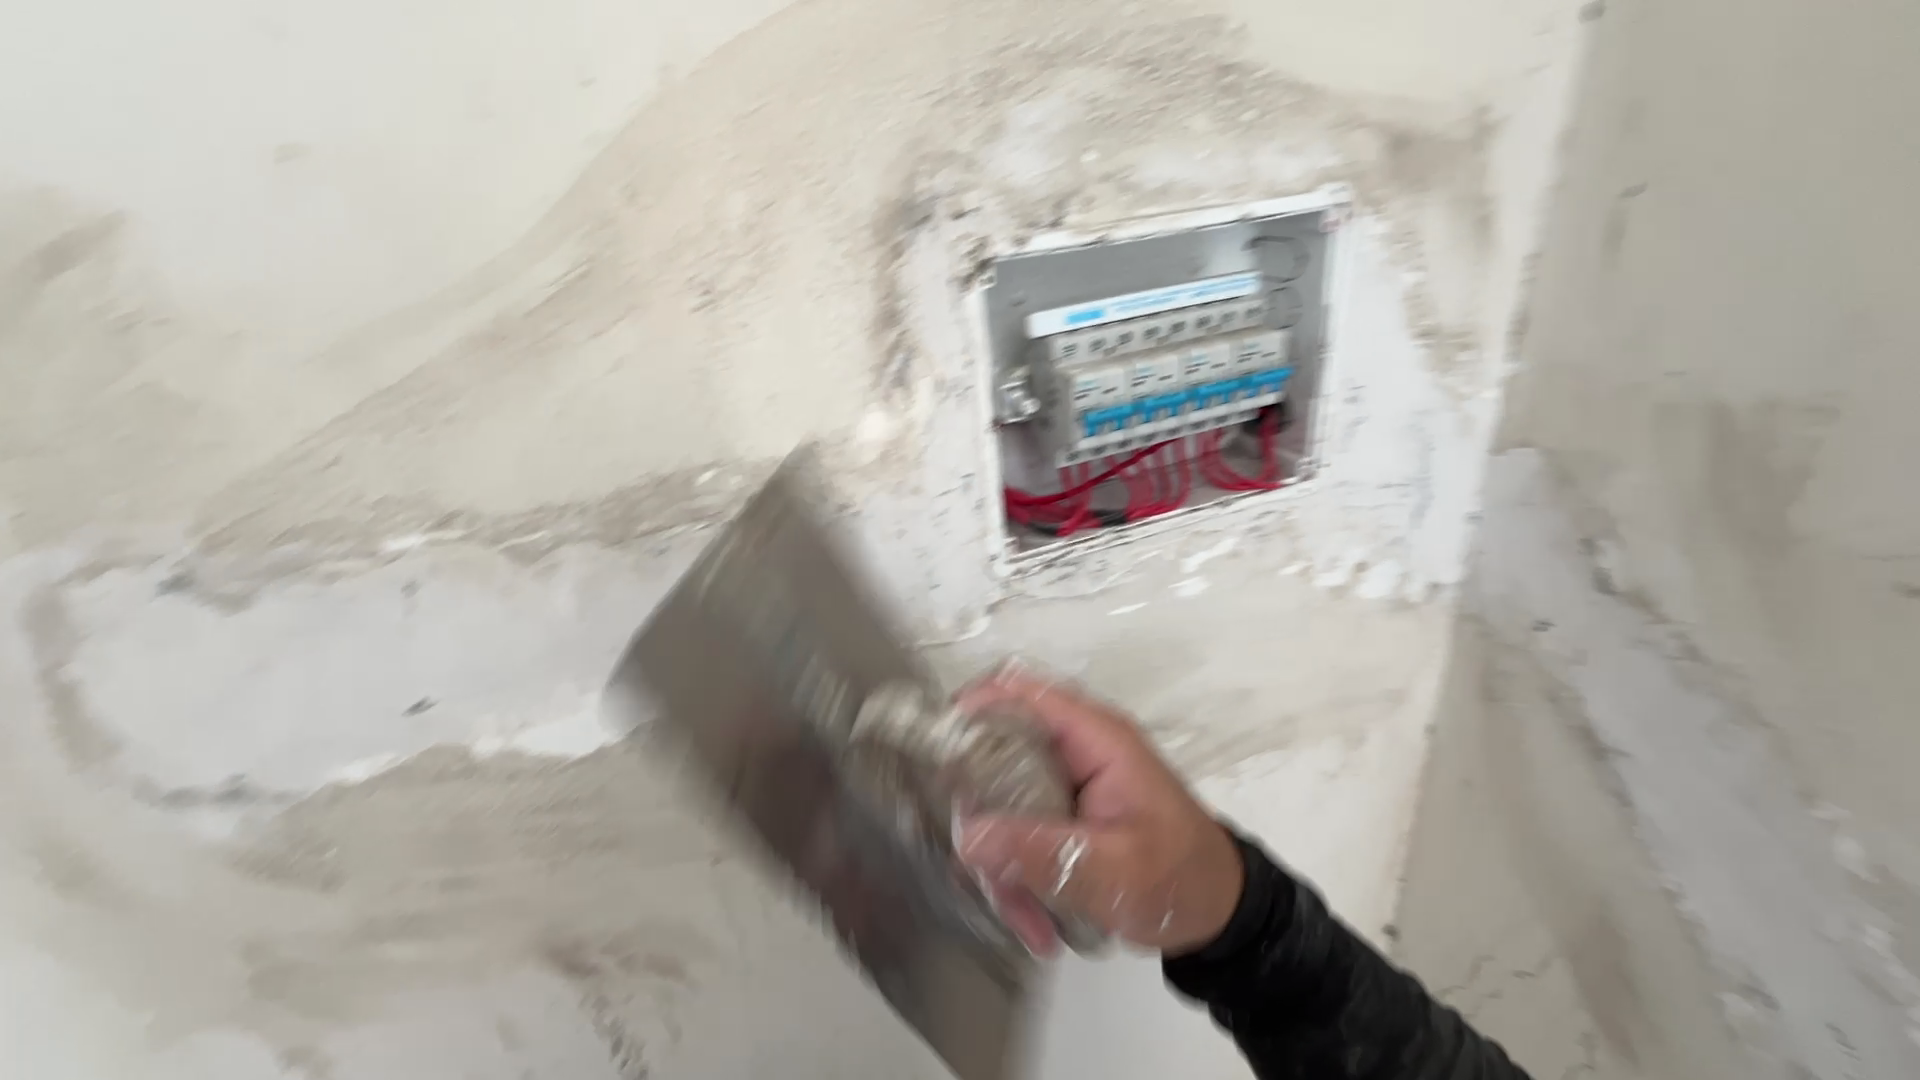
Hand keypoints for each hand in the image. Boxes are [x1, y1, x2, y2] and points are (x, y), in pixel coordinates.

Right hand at [954, 662, 1243, 957]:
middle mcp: (1074, 750)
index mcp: (1093, 738)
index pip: (1021, 694)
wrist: (1217, 914)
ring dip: (1003, 862)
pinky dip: (1020, 876)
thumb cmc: (1179, 878)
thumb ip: (1042, 851)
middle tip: (978, 862)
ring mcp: (1067, 783)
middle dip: (981, 814)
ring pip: (1002, 803)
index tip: (935, 752)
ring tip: (1026, 917)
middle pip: (997, 754)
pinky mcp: (1062, 815)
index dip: (973, 709)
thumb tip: (967, 837)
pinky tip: (1038, 921)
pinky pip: (1019, 833)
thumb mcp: (1112, 869)